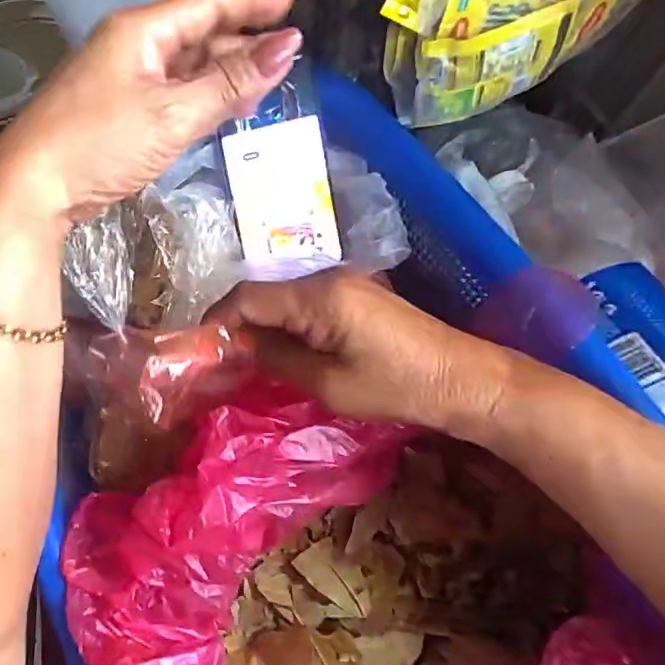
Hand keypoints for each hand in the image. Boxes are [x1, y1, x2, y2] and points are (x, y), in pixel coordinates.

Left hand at [0, 0, 301, 226]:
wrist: (33, 186)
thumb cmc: (101, 142)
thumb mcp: (173, 113)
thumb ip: (231, 83)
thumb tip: (288, 48)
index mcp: (140, 31)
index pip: (206, 4)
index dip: (250, 1)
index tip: (289, 5)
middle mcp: (128, 46)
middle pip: (194, 35)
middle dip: (239, 44)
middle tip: (281, 56)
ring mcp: (118, 80)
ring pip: (181, 67)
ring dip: (220, 75)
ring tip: (259, 87)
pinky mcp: (113, 112)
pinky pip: (166, 94)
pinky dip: (196, 99)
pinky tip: (217, 110)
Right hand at [208, 270, 516, 432]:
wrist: (465, 380)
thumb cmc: (398, 387)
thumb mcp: (329, 384)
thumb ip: (276, 359)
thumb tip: (237, 346)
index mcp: (318, 296)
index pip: (247, 297)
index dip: (217, 321)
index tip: (200, 350)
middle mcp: (326, 277)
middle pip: (261, 293)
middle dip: (234, 324)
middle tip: (218, 358)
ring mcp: (341, 282)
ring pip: (280, 297)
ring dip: (258, 324)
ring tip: (243, 358)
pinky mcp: (352, 293)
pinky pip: (301, 302)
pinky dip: (282, 323)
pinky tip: (278, 348)